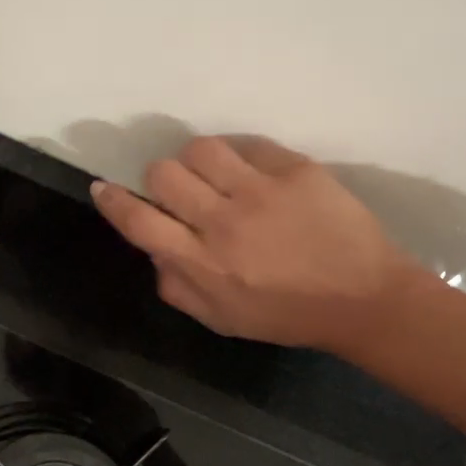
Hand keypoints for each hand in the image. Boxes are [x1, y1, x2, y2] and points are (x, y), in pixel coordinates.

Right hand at [90, 135, 418, 351]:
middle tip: (178, 192)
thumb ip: (177, 287)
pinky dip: (239, 156)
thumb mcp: (220, 321)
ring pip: (200, 149)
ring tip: (211, 175)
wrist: (363, 298)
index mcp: (202, 264)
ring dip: (195, 161)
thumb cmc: (286, 315)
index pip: (139, 220)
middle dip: (159, 180)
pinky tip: (250, 174)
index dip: (113, 200)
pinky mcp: (295, 170)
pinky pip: (247, 144)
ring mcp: (260, 192)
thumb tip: (153, 251)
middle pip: (163, 175)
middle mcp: (223, 223)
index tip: (102, 188)